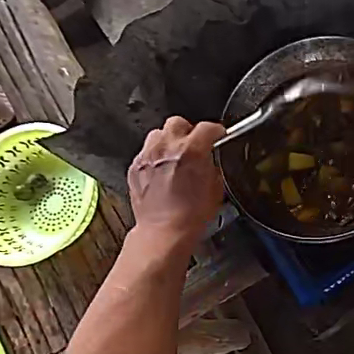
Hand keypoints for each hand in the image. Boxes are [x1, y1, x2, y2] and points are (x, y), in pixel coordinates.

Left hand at [127, 117, 225, 251]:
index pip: (207, 127)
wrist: (164, 231)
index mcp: (191, 151)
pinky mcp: (135, 167)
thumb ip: (211, 167)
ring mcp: (148, 156)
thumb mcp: (215, 189)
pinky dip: (155, 156)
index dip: (216, 131)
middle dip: (188, 131)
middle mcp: (167, 148)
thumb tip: (208, 161)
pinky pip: (146, 152)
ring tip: (175, 155)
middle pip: (178, 123)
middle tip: (194, 144)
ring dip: (169, 141)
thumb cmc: (190, 215)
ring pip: (158, 134)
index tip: (218, 135)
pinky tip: (162, 170)